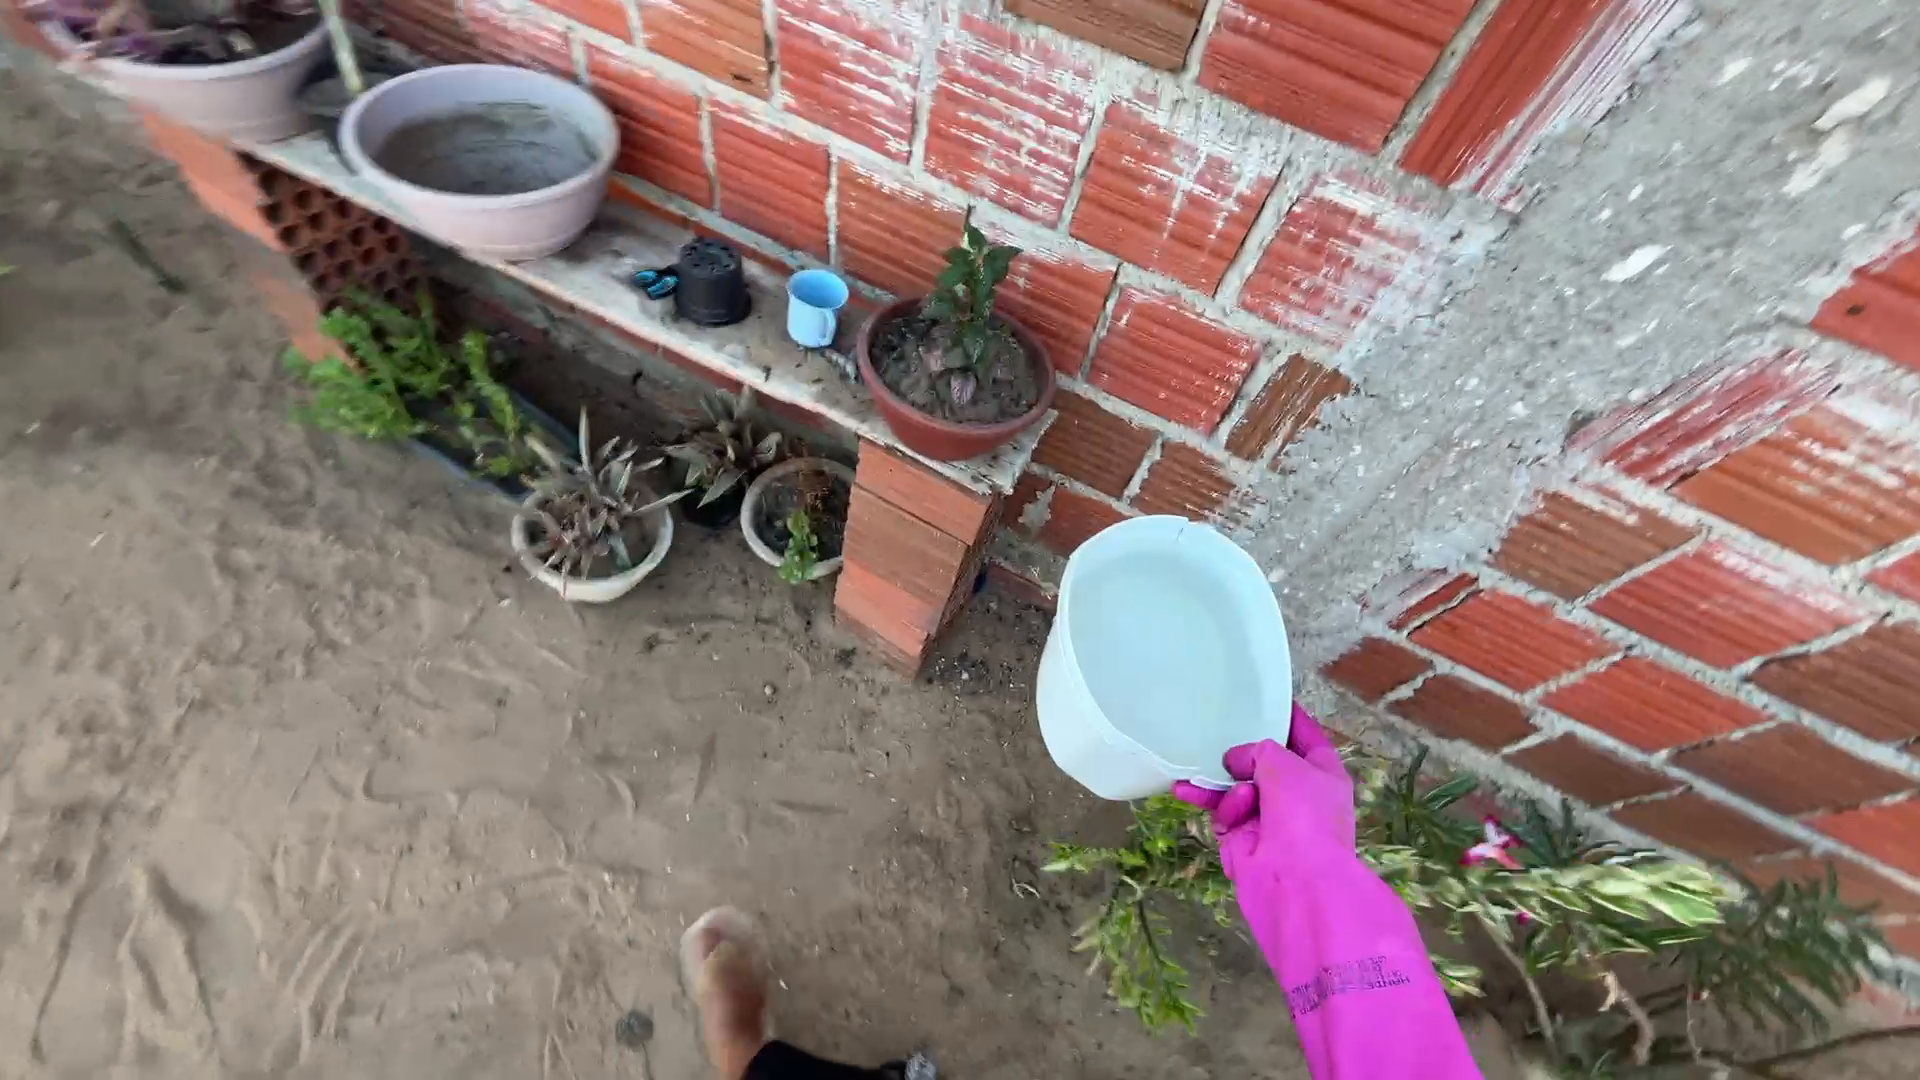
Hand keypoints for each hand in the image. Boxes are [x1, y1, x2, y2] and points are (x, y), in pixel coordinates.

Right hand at [1172, 705, 1355, 880]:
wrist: (1296, 881)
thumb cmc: (1302, 813)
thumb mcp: (1282, 762)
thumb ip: (1256, 749)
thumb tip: (1235, 763)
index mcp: (1322, 773)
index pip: (1304, 736)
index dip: (1287, 716)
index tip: (1265, 698)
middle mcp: (1298, 794)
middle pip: (1263, 761)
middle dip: (1240, 752)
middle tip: (1216, 735)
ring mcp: (1270, 817)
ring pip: (1236, 785)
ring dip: (1219, 782)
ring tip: (1197, 776)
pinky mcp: (1243, 836)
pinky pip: (1221, 809)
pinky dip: (1207, 802)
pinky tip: (1185, 790)